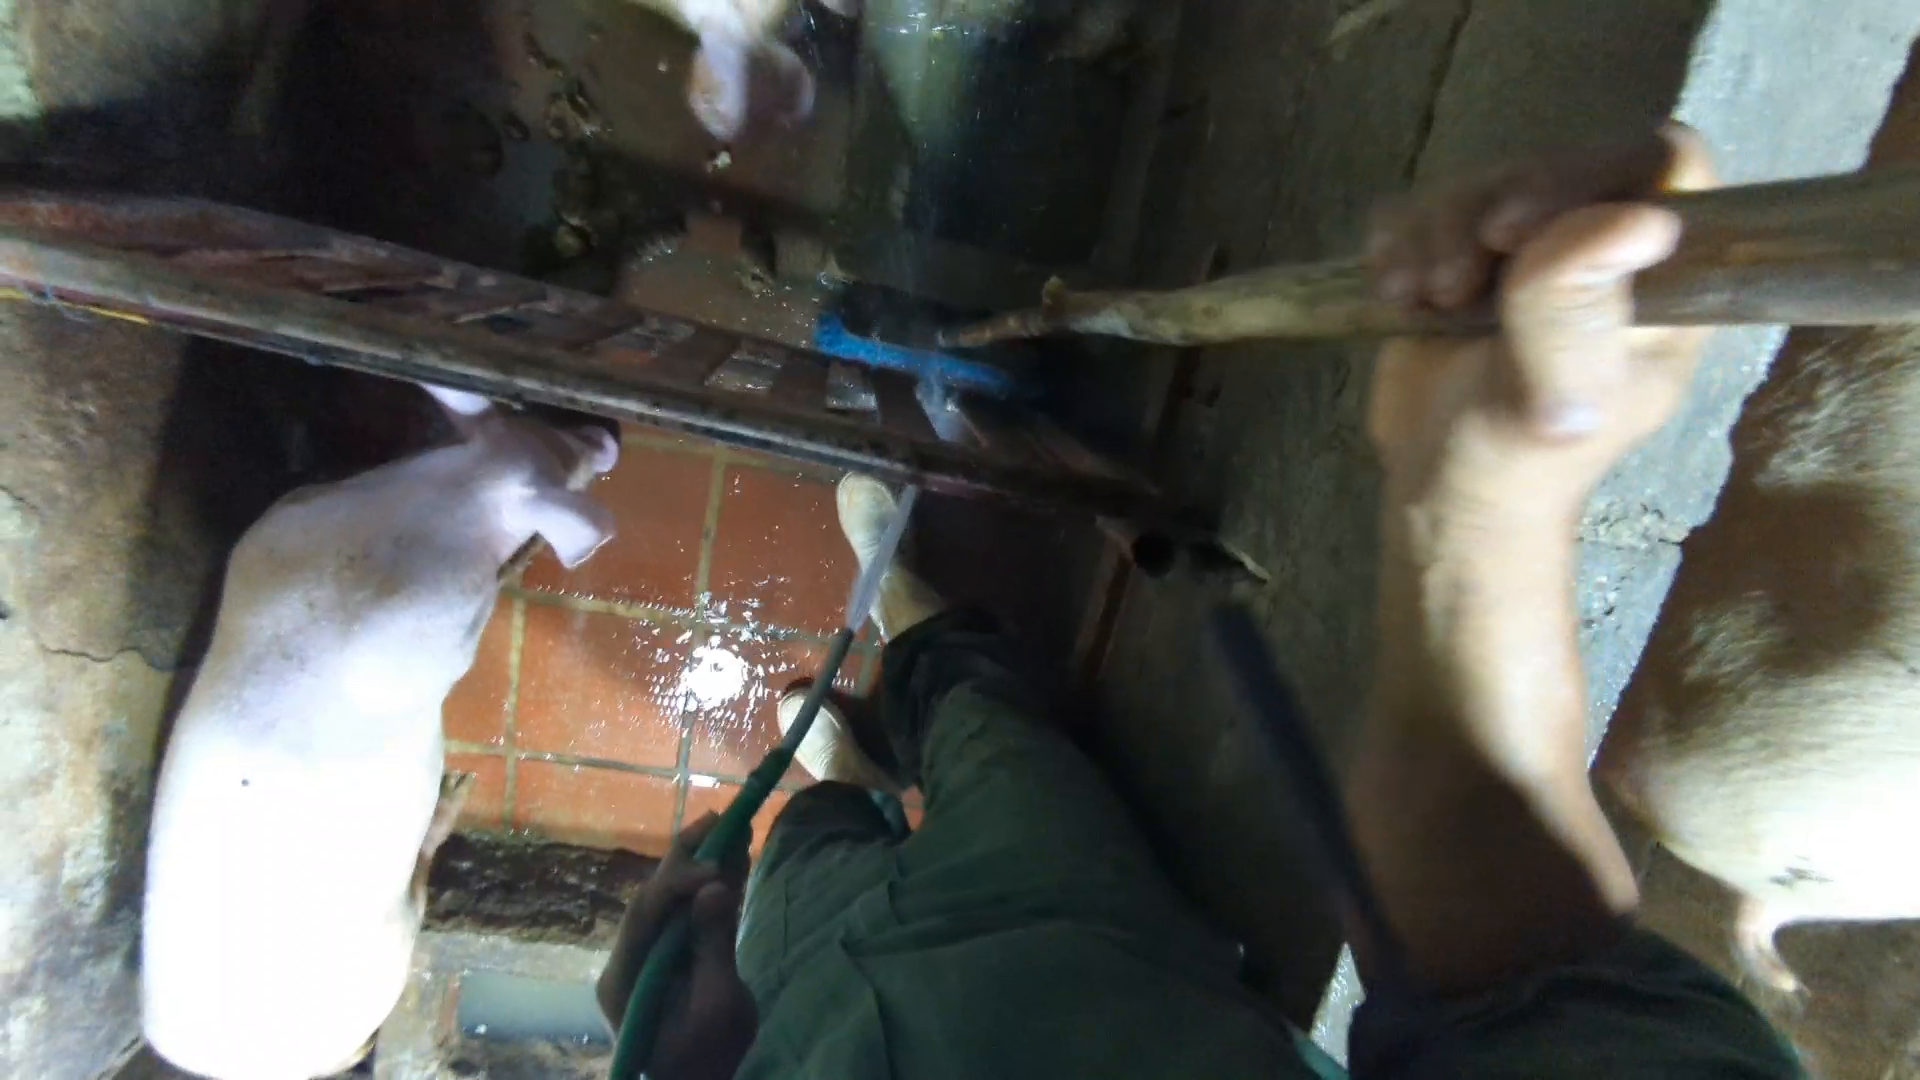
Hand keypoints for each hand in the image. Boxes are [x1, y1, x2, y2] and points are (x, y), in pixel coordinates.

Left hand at [596, 813, 756, 1079]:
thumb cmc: (705, 1056)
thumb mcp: (718, 1007)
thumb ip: (715, 945)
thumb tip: (716, 886)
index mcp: (625, 977)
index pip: (644, 912)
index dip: (679, 881)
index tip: (717, 871)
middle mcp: (632, 957)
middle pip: (655, 893)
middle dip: (689, 855)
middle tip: (722, 819)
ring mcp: (652, 953)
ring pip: (674, 894)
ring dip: (705, 860)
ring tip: (734, 827)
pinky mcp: (675, 952)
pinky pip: (691, 907)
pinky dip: (715, 880)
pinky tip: (735, 855)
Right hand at [1366, 125, 1717, 536]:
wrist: (1438, 490)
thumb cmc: (1511, 462)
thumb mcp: (1550, 403)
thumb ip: (1574, 319)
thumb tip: (1634, 221)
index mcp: (1661, 274)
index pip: (1653, 167)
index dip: (1582, 174)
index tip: (1510, 231)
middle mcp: (1592, 249)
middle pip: (1544, 168)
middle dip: (1478, 218)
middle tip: (1449, 288)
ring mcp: (1517, 257)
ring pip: (1472, 188)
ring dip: (1426, 238)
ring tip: (1413, 300)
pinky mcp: (1450, 268)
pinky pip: (1418, 217)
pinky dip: (1391, 245)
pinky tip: (1390, 294)